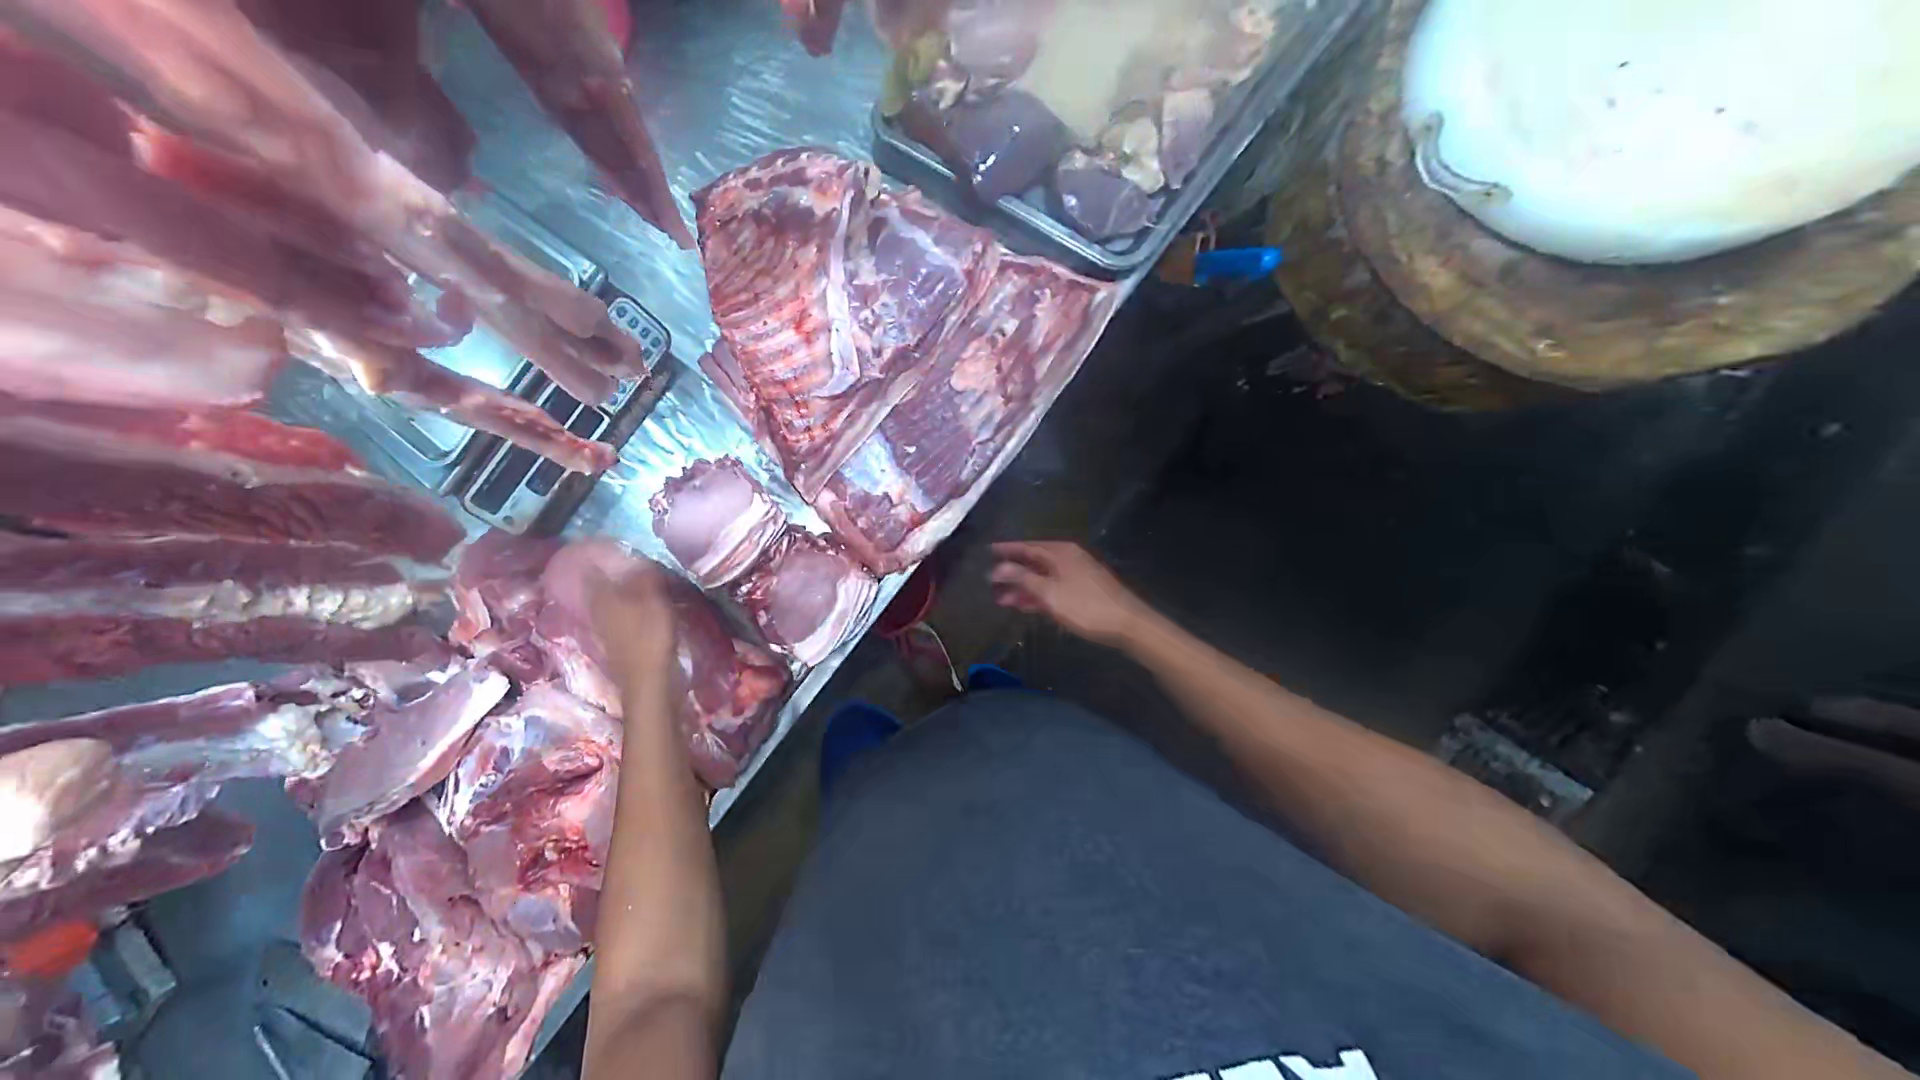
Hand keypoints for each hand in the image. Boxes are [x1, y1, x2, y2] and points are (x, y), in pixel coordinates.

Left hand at [588, 558, 676, 694]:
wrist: (648, 681)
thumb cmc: (651, 637)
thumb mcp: (654, 601)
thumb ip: (645, 579)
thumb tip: (637, 559)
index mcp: (603, 598)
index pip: (591, 572)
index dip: (594, 558)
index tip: (601, 546)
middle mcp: (597, 611)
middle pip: (597, 587)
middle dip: (605, 574)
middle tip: (619, 561)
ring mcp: (604, 629)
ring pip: (606, 602)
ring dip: (614, 591)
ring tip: (630, 581)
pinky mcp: (615, 642)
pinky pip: (616, 615)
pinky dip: (623, 607)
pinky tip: (635, 607)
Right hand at [989, 542, 1153, 647]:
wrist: (1127, 623)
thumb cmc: (1085, 606)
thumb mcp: (1049, 592)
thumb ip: (1022, 578)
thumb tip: (997, 567)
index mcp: (1060, 552)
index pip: (1027, 546)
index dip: (1007, 549)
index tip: (988, 551)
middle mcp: (1068, 558)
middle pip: (1034, 561)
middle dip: (1012, 572)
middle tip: (990, 582)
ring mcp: (1076, 574)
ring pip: (1043, 577)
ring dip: (1023, 588)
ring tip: (1001, 600)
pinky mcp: (1082, 591)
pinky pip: (1054, 588)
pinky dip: (1039, 596)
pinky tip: (1026, 606)